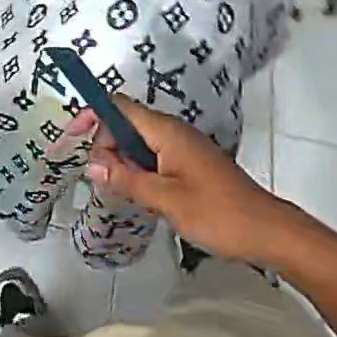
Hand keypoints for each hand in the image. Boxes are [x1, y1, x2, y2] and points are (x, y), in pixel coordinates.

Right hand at [65, 95, 302, 264]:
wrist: (264, 229)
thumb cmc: (217, 213)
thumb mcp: (165, 199)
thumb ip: (127, 179)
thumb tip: (92, 163)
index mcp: (167, 131)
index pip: (120, 107)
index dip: (93, 116)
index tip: (71, 138)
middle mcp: (174, 131)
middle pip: (127, 123)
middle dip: (106, 145)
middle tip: (101, 180)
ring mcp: (183, 147)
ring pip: (140, 142)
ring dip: (122, 160)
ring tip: (117, 190)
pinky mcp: (190, 163)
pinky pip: (154, 156)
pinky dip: (139, 169)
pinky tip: (139, 195)